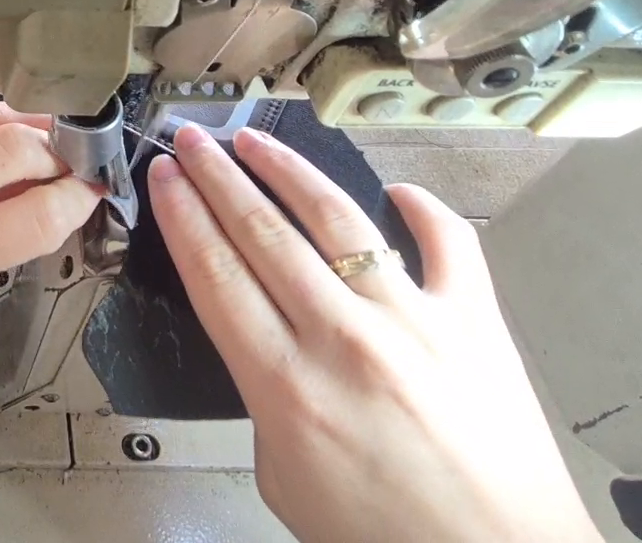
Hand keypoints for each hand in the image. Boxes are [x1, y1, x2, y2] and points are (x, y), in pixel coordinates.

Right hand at [150, 124, 599, 542]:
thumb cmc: (381, 537)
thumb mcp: (281, 475)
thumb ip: (262, 395)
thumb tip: (267, 338)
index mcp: (285, 385)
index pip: (214, 271)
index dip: (182, 213)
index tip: (165, 175)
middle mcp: (344, 340)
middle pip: (261, 231)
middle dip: (216, 176)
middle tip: (192, 139)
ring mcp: (414, 322)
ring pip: (335, 218)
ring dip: (287, 170)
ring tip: (254, 140)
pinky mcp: (476, 323)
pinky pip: (448, 242)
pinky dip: (422, 208)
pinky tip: (395, 188)